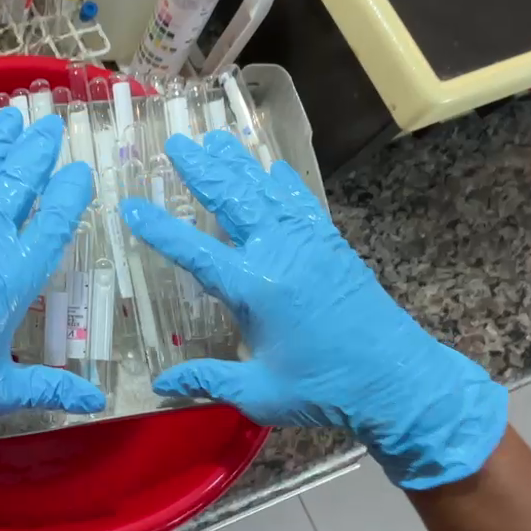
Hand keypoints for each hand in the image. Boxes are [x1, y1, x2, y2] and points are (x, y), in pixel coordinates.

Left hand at [0, 107, 106, 454]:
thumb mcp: (0, 390)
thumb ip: (49, 389)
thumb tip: (95, 406)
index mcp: (13, 279)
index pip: (53, 225)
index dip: (70, 194)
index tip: (81, 170)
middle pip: (17, 187)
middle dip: (37, 153)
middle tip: (51, 125)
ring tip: (11, 117)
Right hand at [120, 129, 506, 489]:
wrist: (399, 383)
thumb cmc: (323, 390)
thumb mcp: (257, 392)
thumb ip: (207, 378)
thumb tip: (160, 385)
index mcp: (254, 288)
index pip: (194, 251)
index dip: (159, 229)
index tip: (131, 205)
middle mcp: (279, 255)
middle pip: (232, 201)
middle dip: (202, 170)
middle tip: (177, 143)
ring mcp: (309, 245)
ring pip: (266, 192)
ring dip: (239, 164)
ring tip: (216, 138)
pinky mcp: (332, 247)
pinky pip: (301, 204)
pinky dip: (284, 183)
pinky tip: (273, 168)